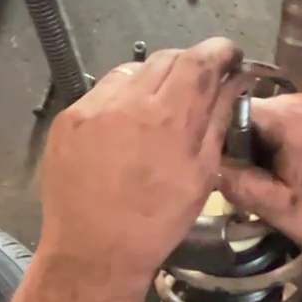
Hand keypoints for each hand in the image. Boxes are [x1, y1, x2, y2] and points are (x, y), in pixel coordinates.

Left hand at [38, 38, 244, 292]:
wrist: (92, 251)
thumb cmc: (156, 222)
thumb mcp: (200, 175)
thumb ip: (217, 121)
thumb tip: (234, 84)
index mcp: (167, 117)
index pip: (198, 60)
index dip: (219, 50)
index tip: (229, 55)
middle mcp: (127, 102)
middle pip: (165, 58)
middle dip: (187, 65)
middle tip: (198, 84)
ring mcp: (92, 107)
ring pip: (132, 71)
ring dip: (152, 80)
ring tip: (158, 107)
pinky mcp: (68, 119)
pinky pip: (102, 92)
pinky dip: (121, 98)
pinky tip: (126, 125)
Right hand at [217, 81, 301, 257]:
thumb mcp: (282, 210)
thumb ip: (240, 186)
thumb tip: (208, 167)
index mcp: (291, 115)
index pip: (237, 112)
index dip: (227, 140)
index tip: (231, 167)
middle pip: (261, 109)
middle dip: (255, 139)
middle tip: (262, 176)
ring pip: (284, 107)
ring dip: (278, 134)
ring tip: (289, 168)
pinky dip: (301, 127)